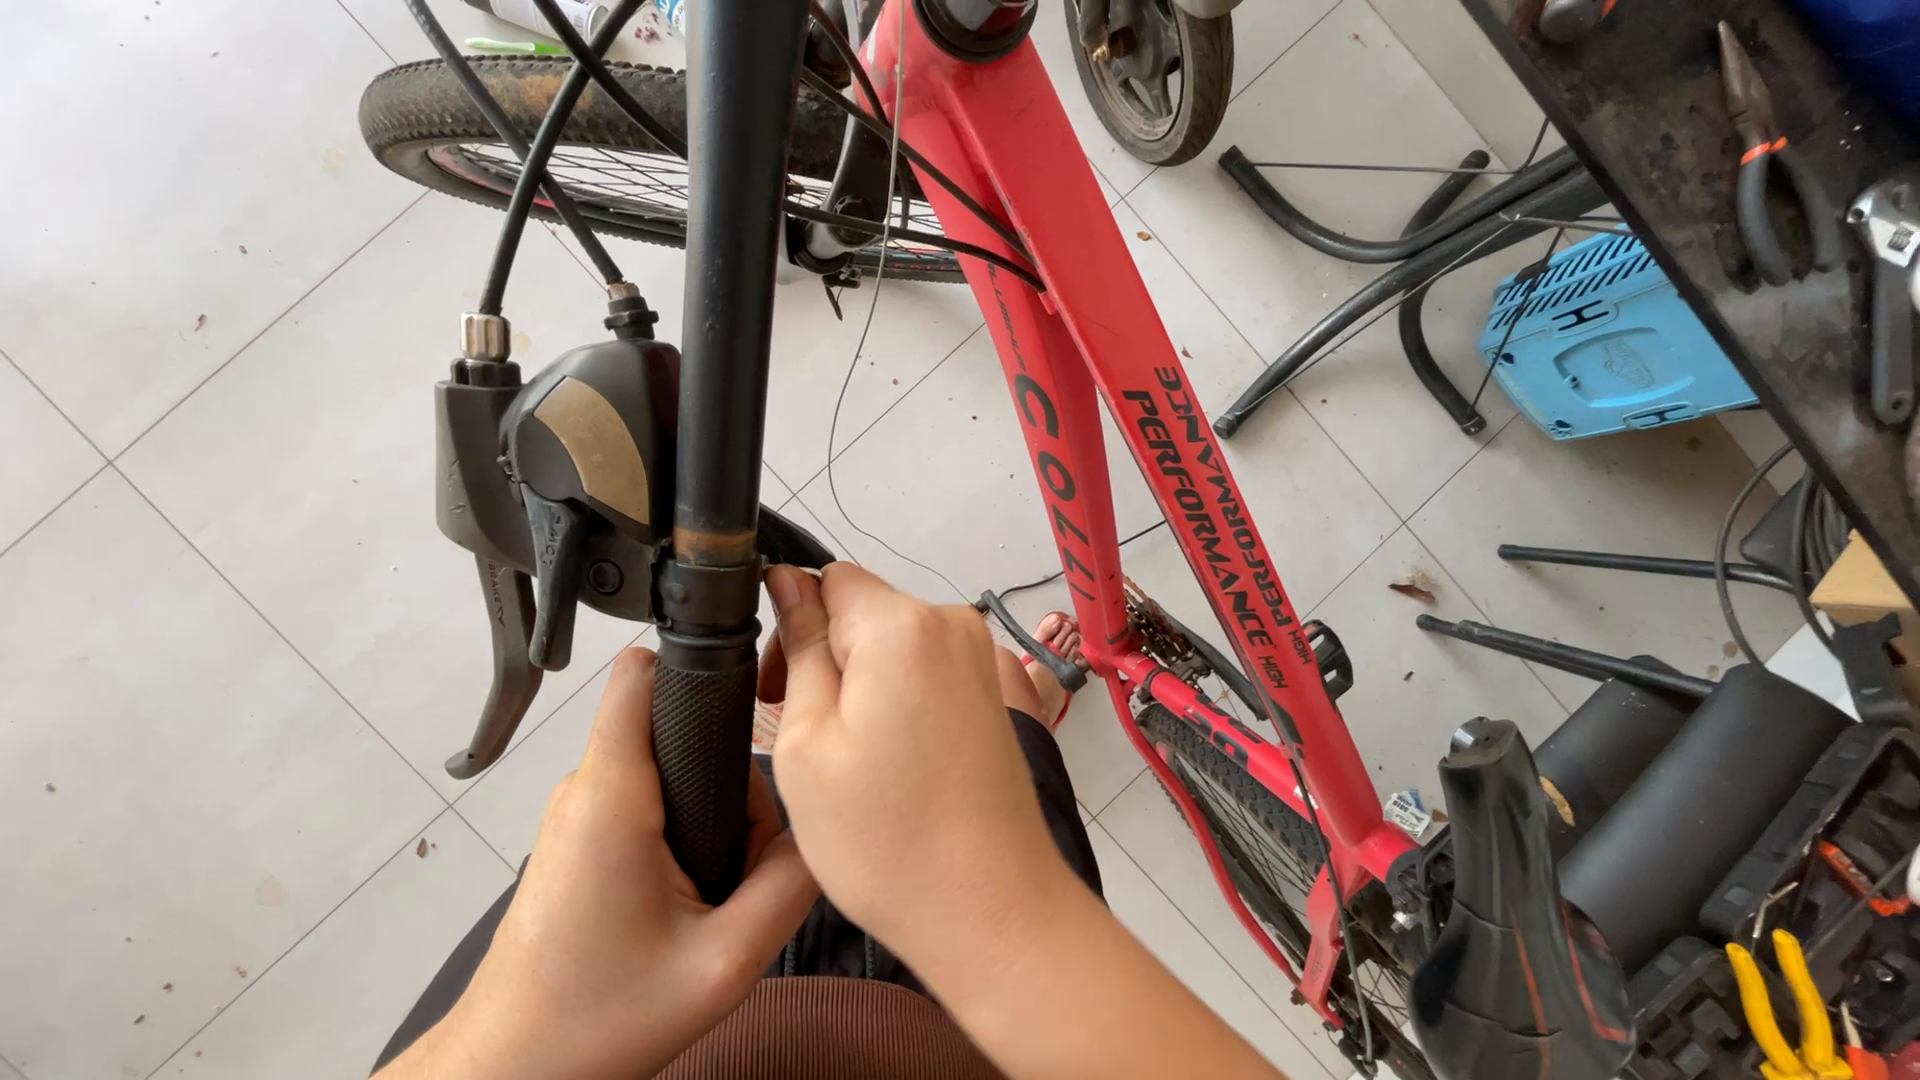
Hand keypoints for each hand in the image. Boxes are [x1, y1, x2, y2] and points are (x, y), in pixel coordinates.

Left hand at [380, 647, 816, 1079]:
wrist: (508, 1074)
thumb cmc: (598, 1021)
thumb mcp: (723, 964)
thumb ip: (789, 884)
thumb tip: (825, 830)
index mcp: (614, 795)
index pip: (643, 674)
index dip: (700, 666)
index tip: (759, 694)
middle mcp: (590, 787)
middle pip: (681, 726)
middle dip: (732, 772)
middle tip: (750, 850)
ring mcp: (581, 811)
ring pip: (674, 764)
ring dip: (717, 809)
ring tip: (723, 886)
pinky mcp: (583, 836)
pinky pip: (654, 796)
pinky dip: (690, 825)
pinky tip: (700, 892)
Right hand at [765, 563, 1080, 958]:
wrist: (992, 907)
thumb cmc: (887, 838)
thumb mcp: (809, 742)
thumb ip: (802, 648)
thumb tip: (788, 582)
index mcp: (903, 626)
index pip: (828, 579)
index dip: (794, 625)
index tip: (779, 687)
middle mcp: (954, 623)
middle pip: (863, 609)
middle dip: (828, 656)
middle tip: (809, 736)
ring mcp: (981, 657)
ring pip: (893, 642)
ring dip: (862, 682)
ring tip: (855, 759)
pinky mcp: (992, 690)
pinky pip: (926, 669)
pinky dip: (899, 698)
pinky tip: (894, 760)